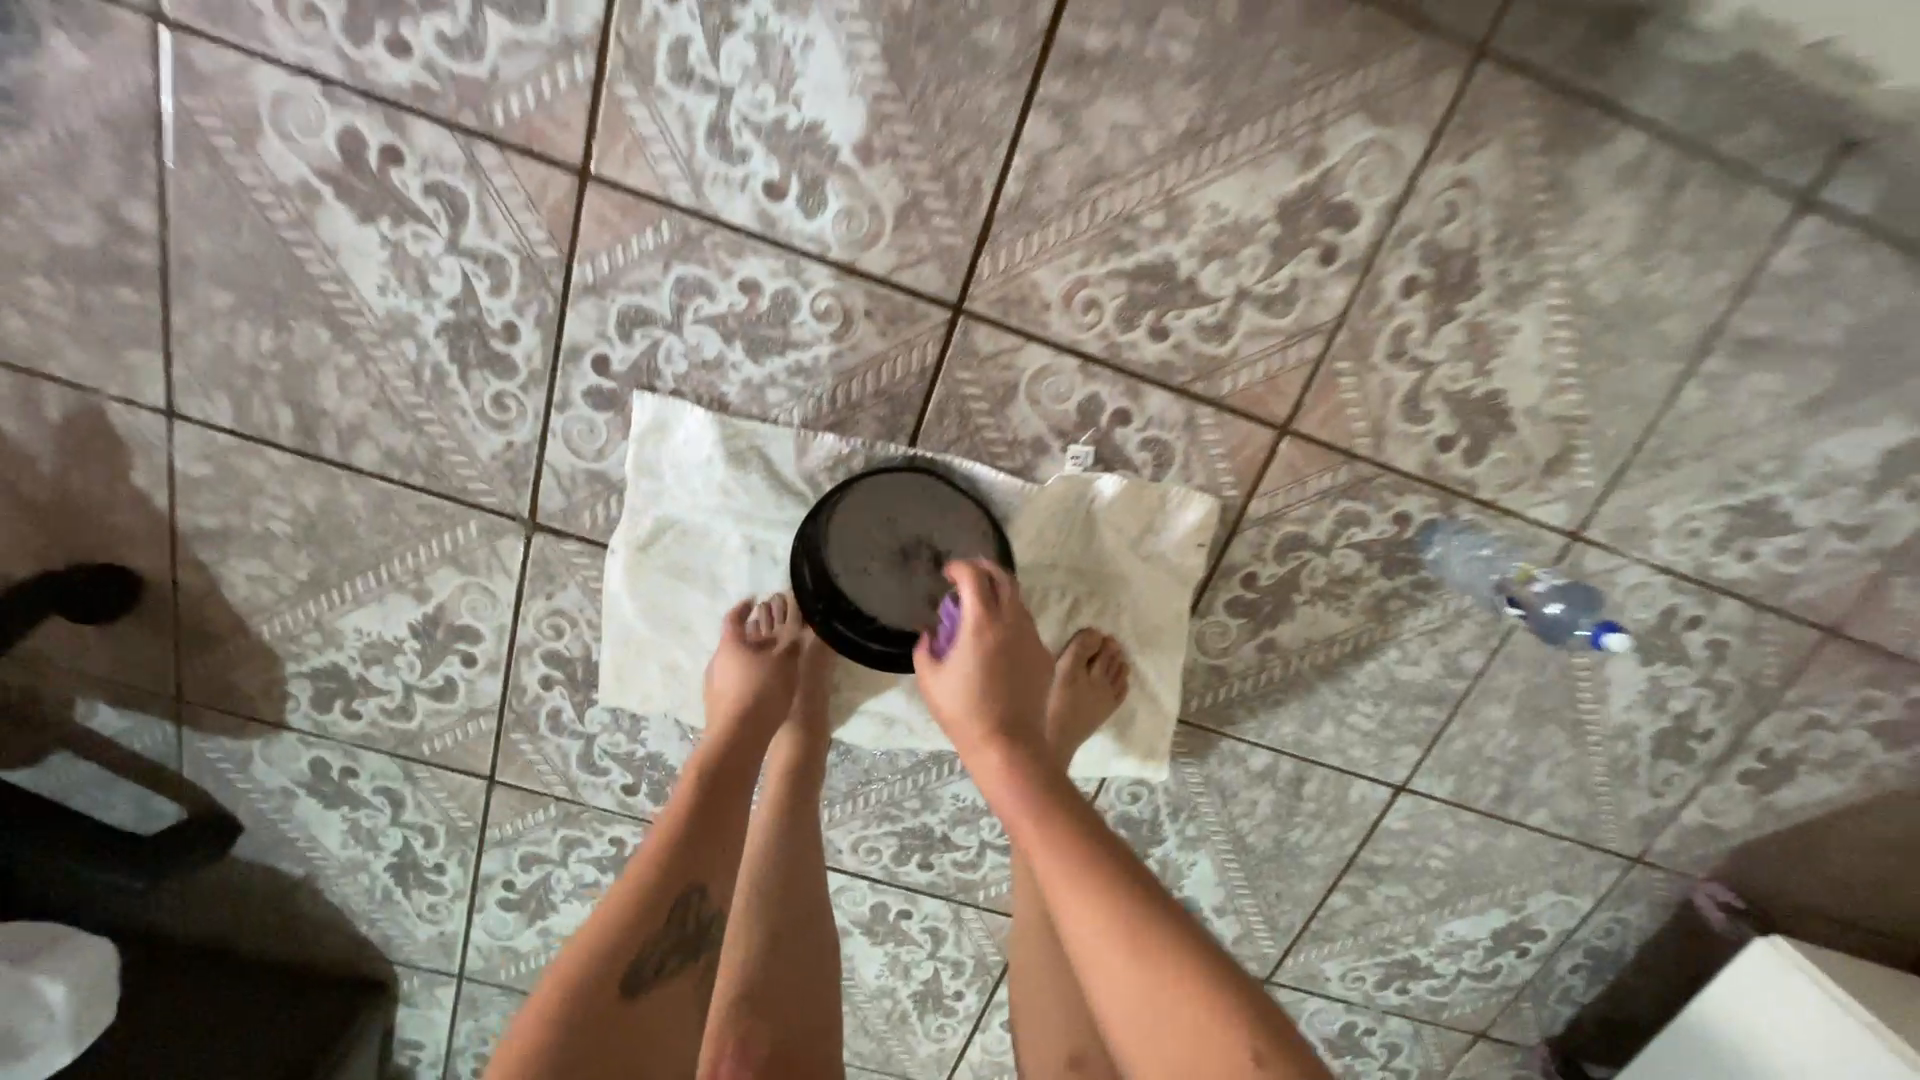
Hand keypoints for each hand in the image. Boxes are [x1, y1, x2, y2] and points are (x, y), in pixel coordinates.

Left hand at [703, 592, 803, 745]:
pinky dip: (745, 679)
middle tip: (772, 639)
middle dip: (753, 638)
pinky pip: (732, 683)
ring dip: (749, 661)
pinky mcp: (715, 704)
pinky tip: (761, 690)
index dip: (744, 607)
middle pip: (734, 642)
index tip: (754, 600)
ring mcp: (712, 684)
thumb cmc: (762, 691)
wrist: (738, 736)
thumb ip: (790, 643)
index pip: (734, 617)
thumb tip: (794, 630)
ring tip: (769, 666)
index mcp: (731, 645)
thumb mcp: (785, 663)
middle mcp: (716, 661)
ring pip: (732, 664)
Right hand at [912, 559, 1052, 762]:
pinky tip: (998, 642)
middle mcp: (1012, 621)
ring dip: (999, 597)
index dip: (959, 567)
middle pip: (1004, 578)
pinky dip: (1011, 623)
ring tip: (982, 611)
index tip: (947, 574)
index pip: (973, 575)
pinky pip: (1027, 628)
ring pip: (1018, 602)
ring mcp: (1032, 637)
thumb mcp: (929, 679)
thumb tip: (930, 634)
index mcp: (982, 621)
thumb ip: (925, 648)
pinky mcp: (1043, 656)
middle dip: (985, 569)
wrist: (1007, 743)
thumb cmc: (963, 711)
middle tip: (969, 576)